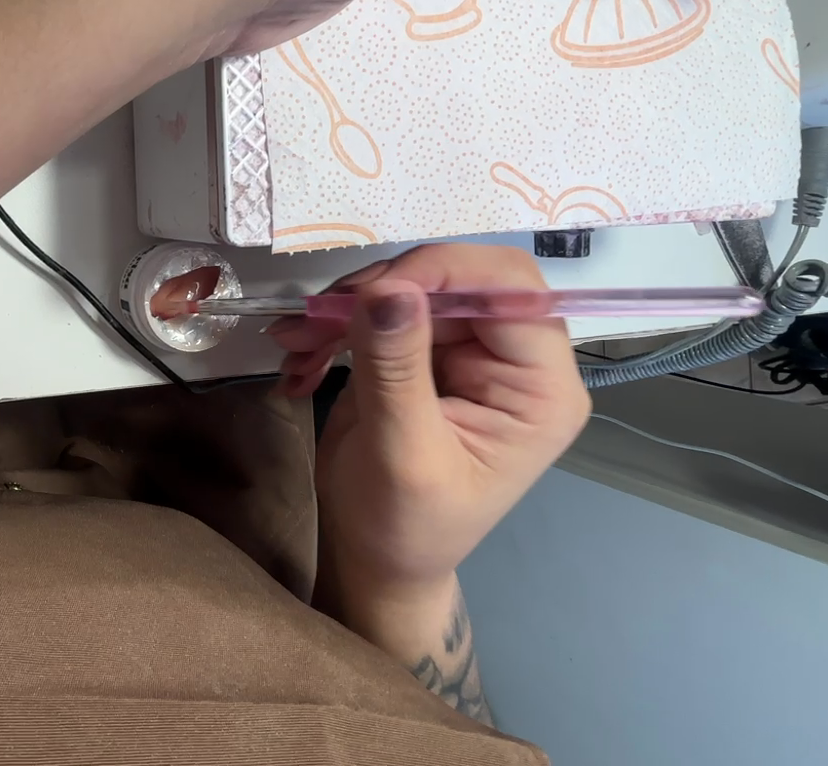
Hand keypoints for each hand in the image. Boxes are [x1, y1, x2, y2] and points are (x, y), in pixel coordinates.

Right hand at [271, 245, 590, 608]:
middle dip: (376, 292)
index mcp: (537, 387)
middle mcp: (506, 359)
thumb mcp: (401, 450)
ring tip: (290, 344)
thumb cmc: (404, 522)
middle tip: (313, 317)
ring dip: (339, 311)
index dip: (443, 273)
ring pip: (402, 290)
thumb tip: (388, 289)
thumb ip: (396, 367)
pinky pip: (372, 313)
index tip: (369, 293)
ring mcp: (459, 353)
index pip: (510, 290)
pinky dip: (328, 328)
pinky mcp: (415, 354)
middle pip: (450, 280)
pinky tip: (297, 360)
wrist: (375, 554)